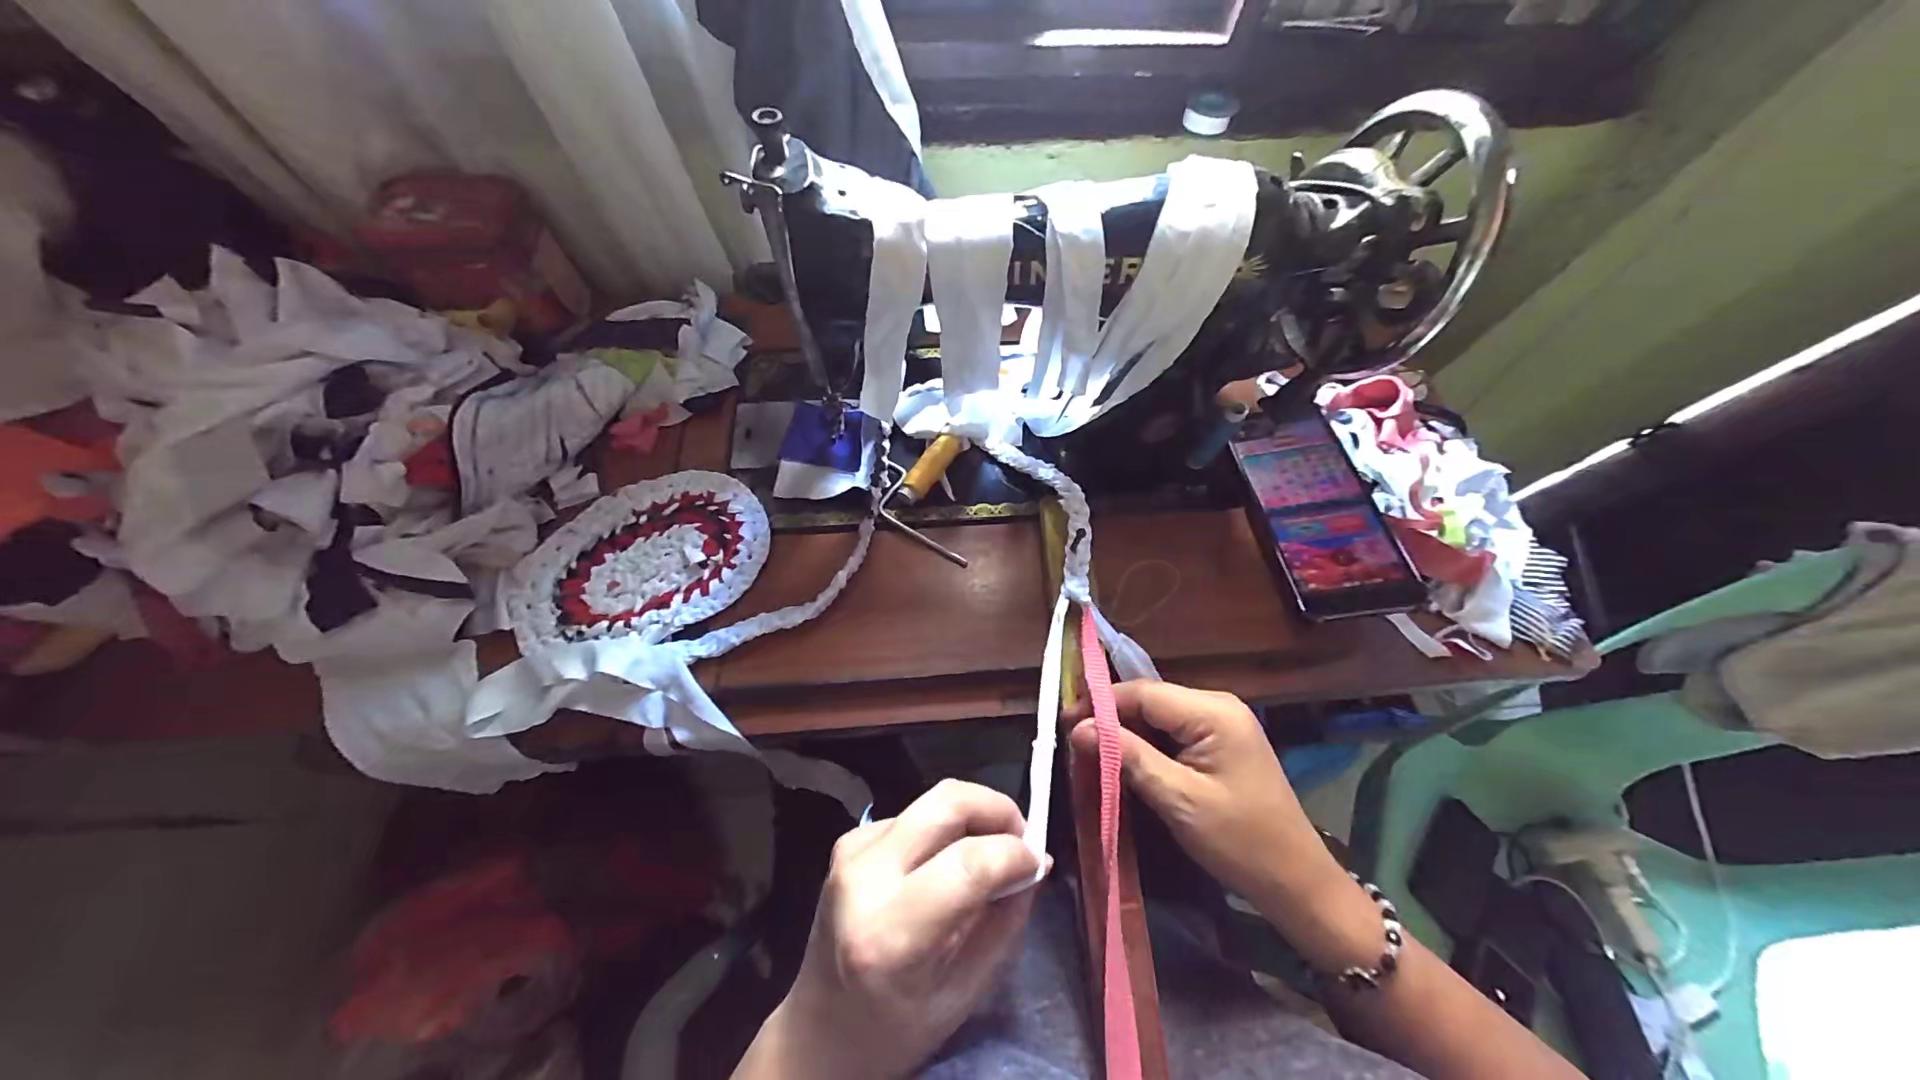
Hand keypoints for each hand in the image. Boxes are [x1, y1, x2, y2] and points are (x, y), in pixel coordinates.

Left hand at [734, 779, 1043, 1079]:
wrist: (819, 1030)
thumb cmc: (896, 1028)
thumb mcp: (964, 993)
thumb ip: (1004, 922)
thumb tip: (1036, 863)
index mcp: (890, 934)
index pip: (967, 863)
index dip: (1014, 853)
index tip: (1038, 861)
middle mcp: (864, 878)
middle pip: (946, 803)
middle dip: (997, 808)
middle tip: (1021, 837)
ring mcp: (851, 852)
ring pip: (932, 802)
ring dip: (972, 817)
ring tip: (988, 852)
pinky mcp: (848, 840)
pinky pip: (913, 815)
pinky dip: (943, 830)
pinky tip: (944, 863)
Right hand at [1068, 681, 1360, 962]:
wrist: (1296, 881)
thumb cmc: (1239, 841)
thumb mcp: (1177, 799)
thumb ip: (1127, 757)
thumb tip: (1079, 728)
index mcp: (1213, 712)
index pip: (1142, 692)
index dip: (1100, 703)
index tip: (1064, 724)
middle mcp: (1218, 705)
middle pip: (1149, 700)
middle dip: (1110, 718)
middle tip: (1073, 743)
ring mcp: (1221, 723)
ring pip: (1157, 716)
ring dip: (1126, 733)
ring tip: (1091, 753)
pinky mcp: (1220, 742)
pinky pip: (1172, 732)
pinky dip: (1146, 745)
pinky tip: (1124, 762)